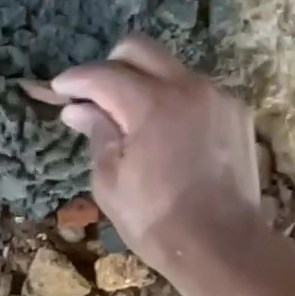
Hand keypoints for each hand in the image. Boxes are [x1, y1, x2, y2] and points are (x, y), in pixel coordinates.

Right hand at [51, 35, 266, 266]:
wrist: (221, 245)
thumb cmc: (157, 223)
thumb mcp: (111, 185)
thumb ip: (97, 136)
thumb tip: (79, 109)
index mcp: (151, 105)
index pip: (104, 74)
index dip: (76, 80)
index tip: (59, 88)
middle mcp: (187, 87)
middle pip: (140, 50)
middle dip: (111, 65)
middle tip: (95, 95)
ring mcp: (216, 97)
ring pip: (171, 69)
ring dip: (145, 84)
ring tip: (132, 120)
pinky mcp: (235, 113)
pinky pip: (197, 93)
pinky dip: (175, 103)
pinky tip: (168, 136)